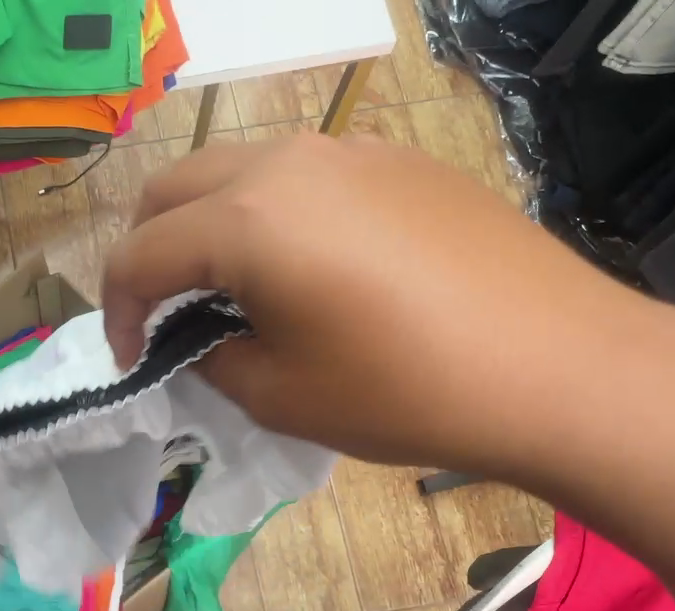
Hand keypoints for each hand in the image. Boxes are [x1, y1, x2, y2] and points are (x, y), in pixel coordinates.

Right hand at [102, 134, 674, 473]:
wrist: (557, 368)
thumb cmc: (403, 393)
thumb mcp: (277, 395)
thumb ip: (211, 355)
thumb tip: (197, 336)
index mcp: (247, 222)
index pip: (138, 254)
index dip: (117, 312)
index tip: (131, 358)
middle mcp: (288, 163)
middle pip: (174, 189)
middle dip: (147, 252)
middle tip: (163, 315)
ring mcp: (350, 150)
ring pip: (236, 172)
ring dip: (207, 227)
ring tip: (230, 292)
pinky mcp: (398, 160)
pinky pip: (301, 176)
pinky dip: (268, 216)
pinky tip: (303, 271)